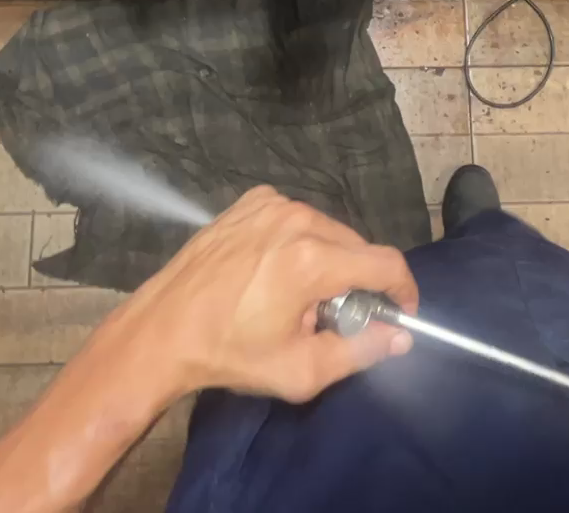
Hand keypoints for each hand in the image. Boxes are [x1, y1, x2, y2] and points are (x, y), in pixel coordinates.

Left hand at [105, 186, 418, 402]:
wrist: (165, 328)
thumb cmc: (232, 353)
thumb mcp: (300, 370)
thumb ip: (360, 351)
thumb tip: (400, 336)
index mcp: (313, 260)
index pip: (386, 263)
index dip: (403, 289)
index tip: (401, 311)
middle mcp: (298, 219)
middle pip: (356, 246)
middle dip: (358, 281)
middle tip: (334, 315)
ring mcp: (272, 203)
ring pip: (328, 229)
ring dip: (329, 259)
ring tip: (298, 294)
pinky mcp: (252, 199)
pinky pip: (296, 217)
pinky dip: (299, 240)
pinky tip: (274, 268)